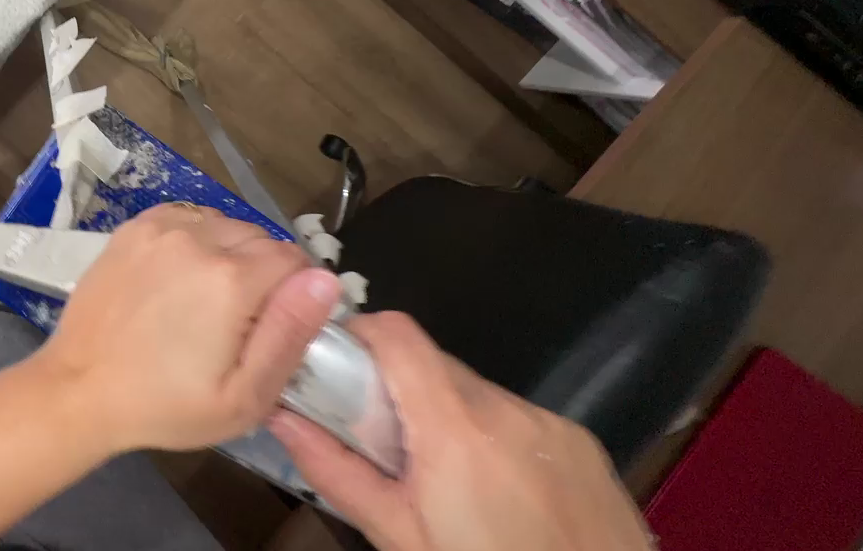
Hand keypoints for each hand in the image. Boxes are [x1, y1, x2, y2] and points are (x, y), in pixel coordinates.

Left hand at [29, 203, 343, 453]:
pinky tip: (183, 270)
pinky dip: (195, 235)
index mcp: (230, 280)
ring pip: (222, 222)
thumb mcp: (244, 395)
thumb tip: (324, 279)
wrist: (81, 386)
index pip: (294, 259)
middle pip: (258, 237)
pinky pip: (184, 216)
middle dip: (266, 271)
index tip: (281, 321)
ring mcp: (158, 229)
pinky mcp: (130, 229)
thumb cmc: (167, 403)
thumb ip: (290, 332)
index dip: (299, 290)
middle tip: (245, 317)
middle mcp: (195, 239)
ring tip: (211, 295)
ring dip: (230, 249)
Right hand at [268, 312, 654, 550]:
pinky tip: (503, 496)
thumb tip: (275, 413)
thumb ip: (334, 470)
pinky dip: (493, 438)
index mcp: (456, 426)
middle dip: (398, 388)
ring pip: (473, 391)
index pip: (395, 332)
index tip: (338, 368)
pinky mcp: (587, 448)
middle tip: (384, 442)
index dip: (359, 335)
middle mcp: (507, 408)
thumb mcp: (401, 539)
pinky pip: (517, 418)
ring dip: (447, 415)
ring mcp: (553, 426)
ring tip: (449, 481)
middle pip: (431, 362)